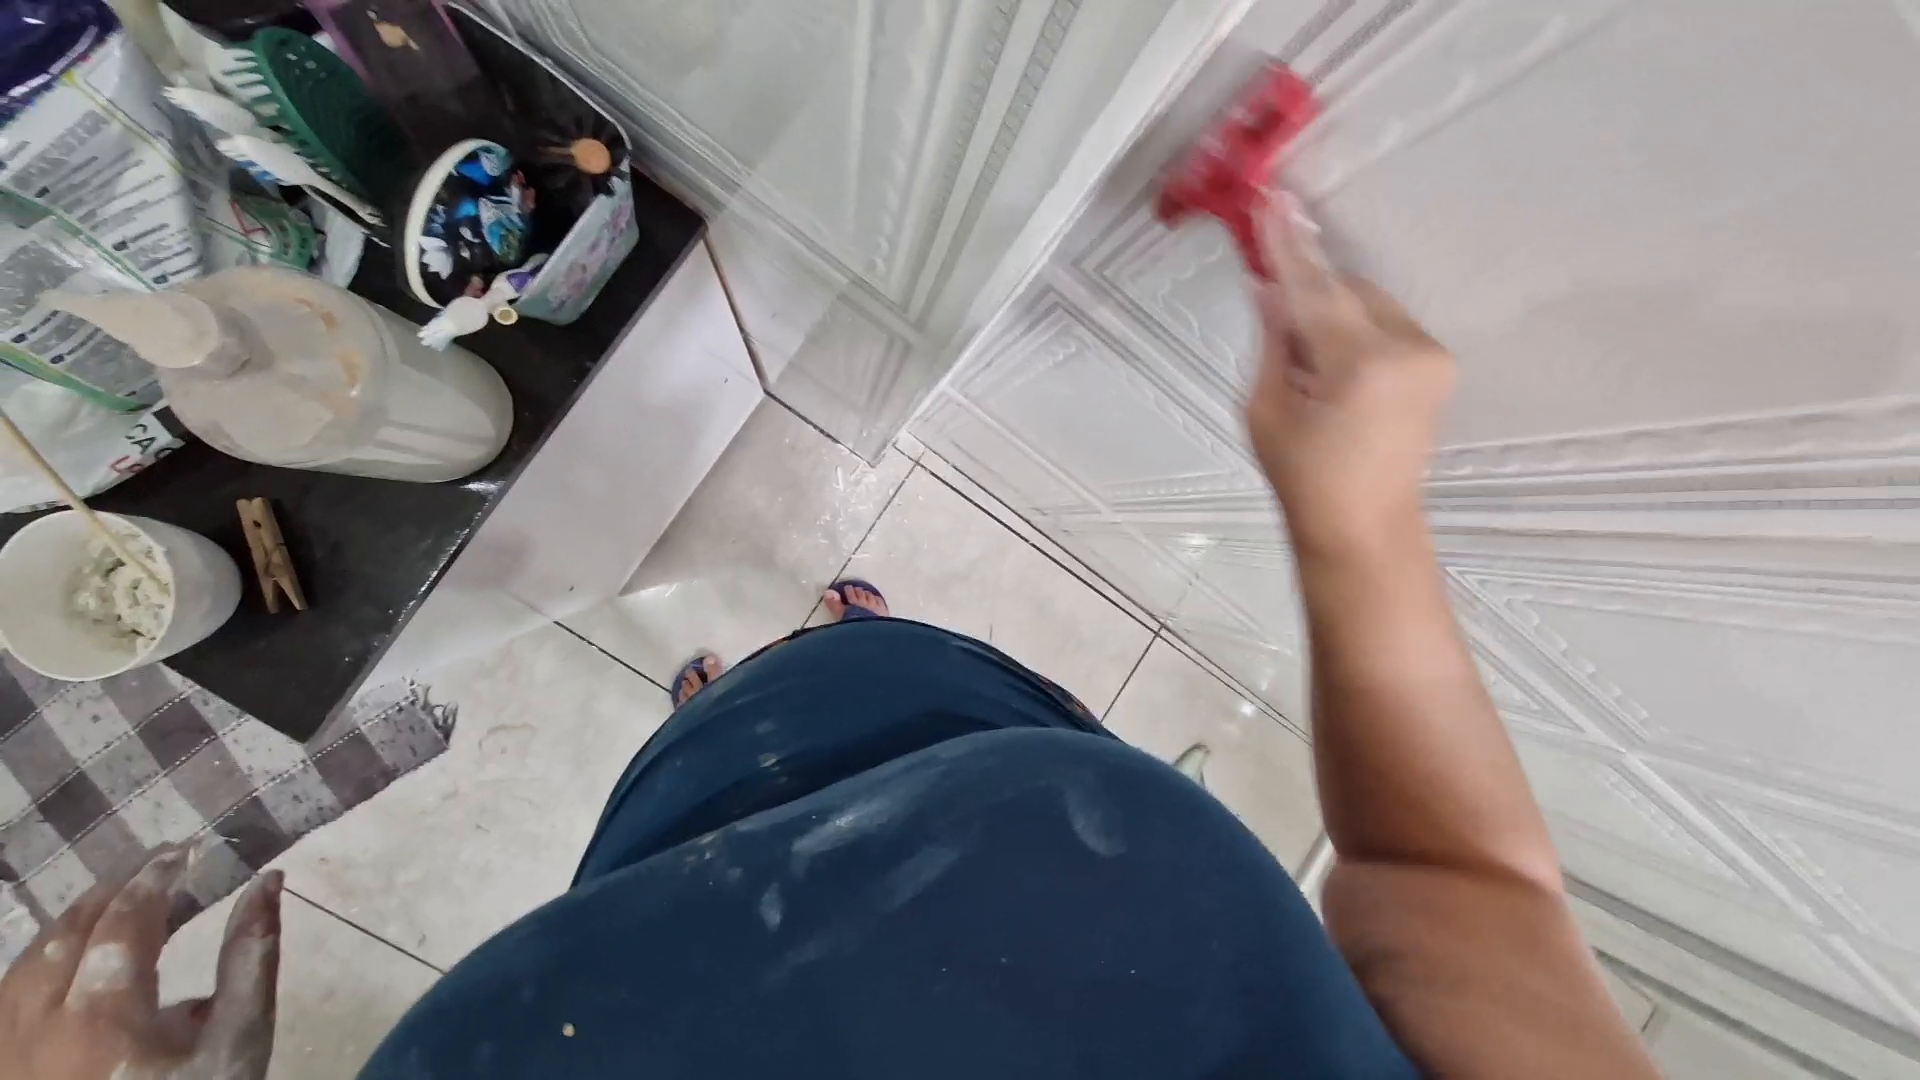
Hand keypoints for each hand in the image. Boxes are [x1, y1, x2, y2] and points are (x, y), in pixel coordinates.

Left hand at [0, 848, 282, 1079]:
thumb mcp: (241, 1031)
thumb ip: (252, 953)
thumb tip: (268, 880)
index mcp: (103, 1014)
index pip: (125, 920)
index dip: (156, 876)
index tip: (189, 848)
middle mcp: (35, 1027)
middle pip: (63, 936)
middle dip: (112, 891)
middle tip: (158, 864)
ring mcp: (4, 1051)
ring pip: (24, 965)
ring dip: (74, 923)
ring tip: (117, 900)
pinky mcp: (1, 1065)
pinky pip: (8, 997)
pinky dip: (45, 960)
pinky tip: (72, 958)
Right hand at [1245, 193, 1454, 558]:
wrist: (1364, 524)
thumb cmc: (1302, 477)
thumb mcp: (1264, 410)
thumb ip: (1272, 341)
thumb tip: (1270, 288)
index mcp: (1360, 365)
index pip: (1316, 289)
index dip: (1289, 247)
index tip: (1272, 202)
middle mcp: (1409, 347)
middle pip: (1347, 290)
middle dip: (1309, 295)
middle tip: (1275, 319)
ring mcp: (1431, 353)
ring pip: (1368, 303)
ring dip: (1331, 314)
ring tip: (1308, 364)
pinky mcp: (1437, 362)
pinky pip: (1384, 322)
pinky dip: (1353, 330)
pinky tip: (1334, 368)